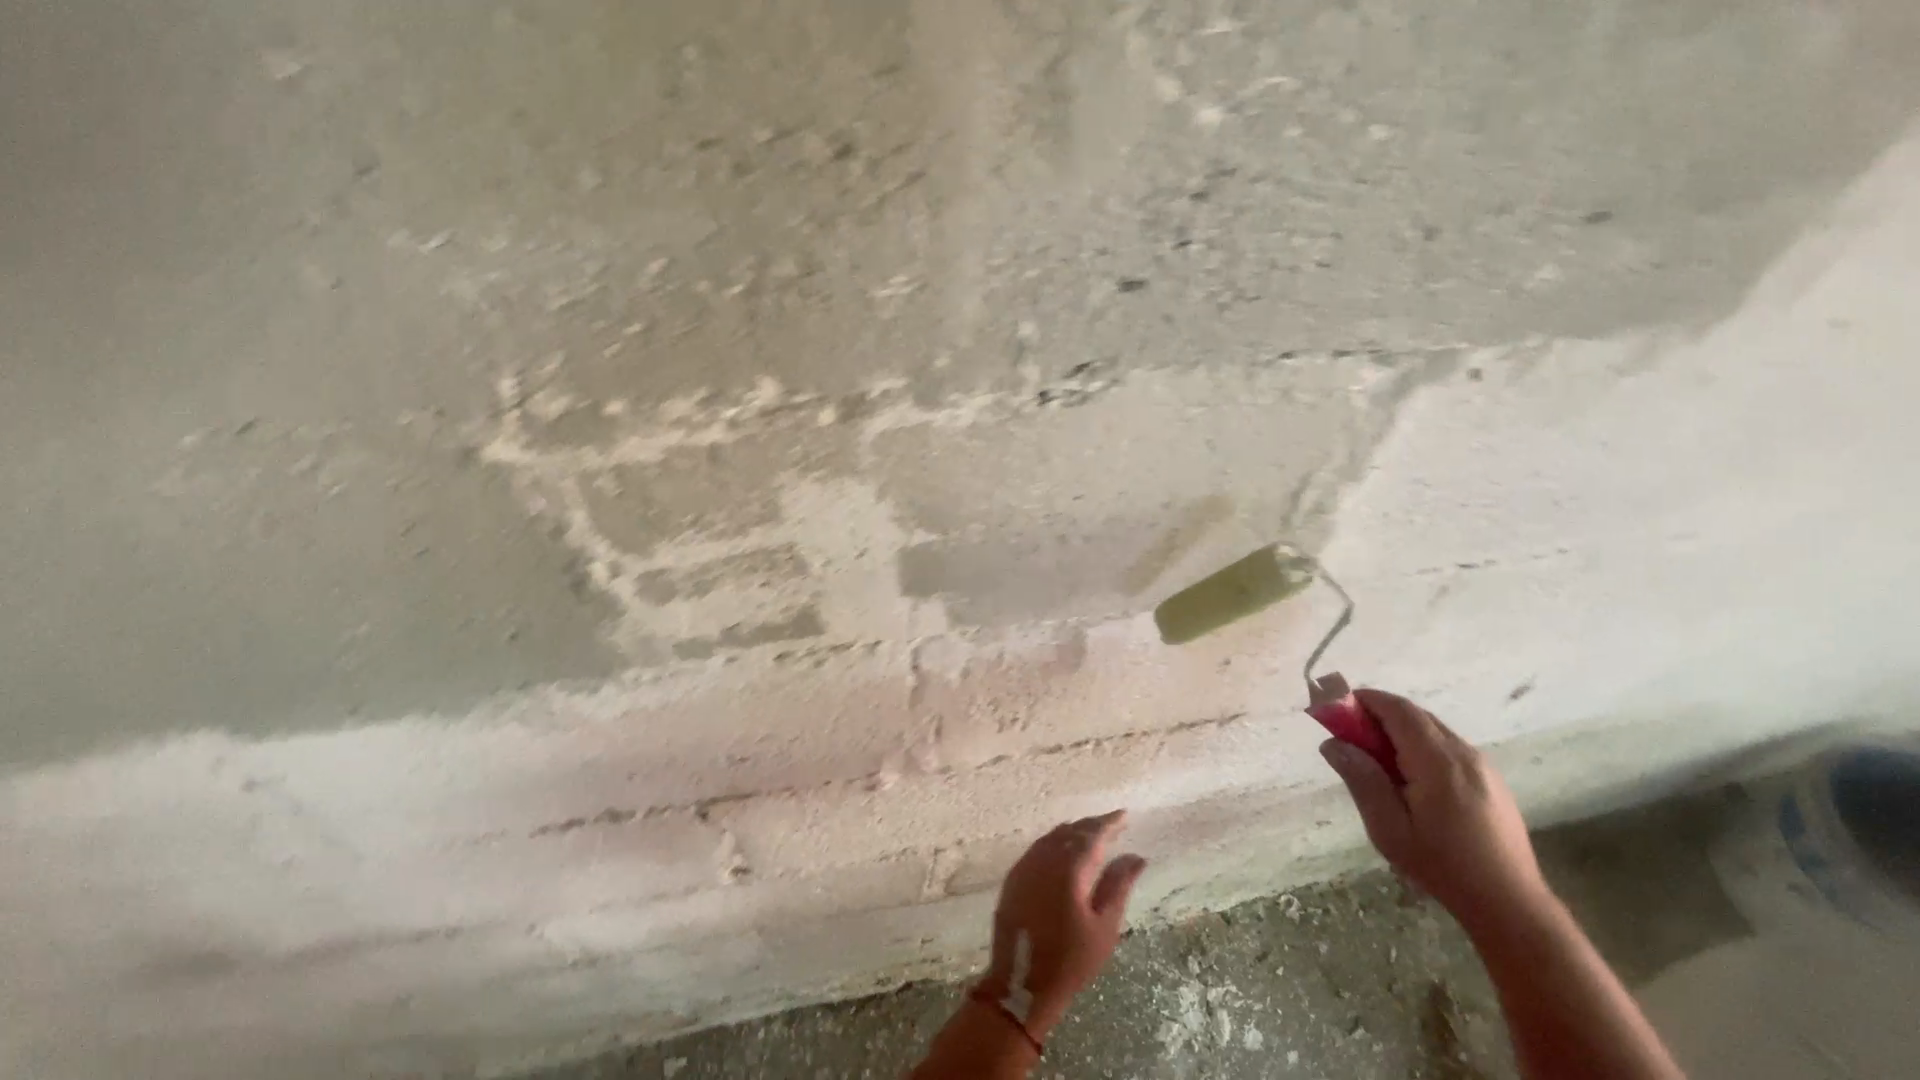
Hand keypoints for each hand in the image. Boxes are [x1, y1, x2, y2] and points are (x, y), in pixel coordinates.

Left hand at [976, 811, 1146, 1040]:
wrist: (1021, 984)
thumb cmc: (1070, 960)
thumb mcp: (1104, 926)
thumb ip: (1118, 886)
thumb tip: (1135, 856)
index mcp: (1068, 870)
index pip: (1092, 836)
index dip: (1109, 823)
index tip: (1124, 815)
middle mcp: (1043, 861)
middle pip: (1070, 832)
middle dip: (1091, 825)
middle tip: (1112, 824)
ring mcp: (1024, 868)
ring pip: (1051, 838)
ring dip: (1072, 831)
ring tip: (1091, 833)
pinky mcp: (1013, 880)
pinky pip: (1037, 849)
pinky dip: (1054, 842)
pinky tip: (1063, 849)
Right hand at [1320, 688, 1551, 933]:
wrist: (1509, 902)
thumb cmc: (1442, 866)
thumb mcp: (1389, 829)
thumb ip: (1362, 780)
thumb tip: (1333, 744)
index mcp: (1438, 762)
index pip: (1398, 710)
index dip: (1364, 701)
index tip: (1335, 709)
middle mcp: (1464, 753)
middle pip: (1415, 716)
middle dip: (1378, 717)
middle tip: (1349, 739)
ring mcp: (1482, 765)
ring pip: (1433, 731)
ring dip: (1399, 733)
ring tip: (1376, 764)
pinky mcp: (1490, 779)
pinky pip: (1448, 748)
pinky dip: (1420, 747)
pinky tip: (1409, 781)